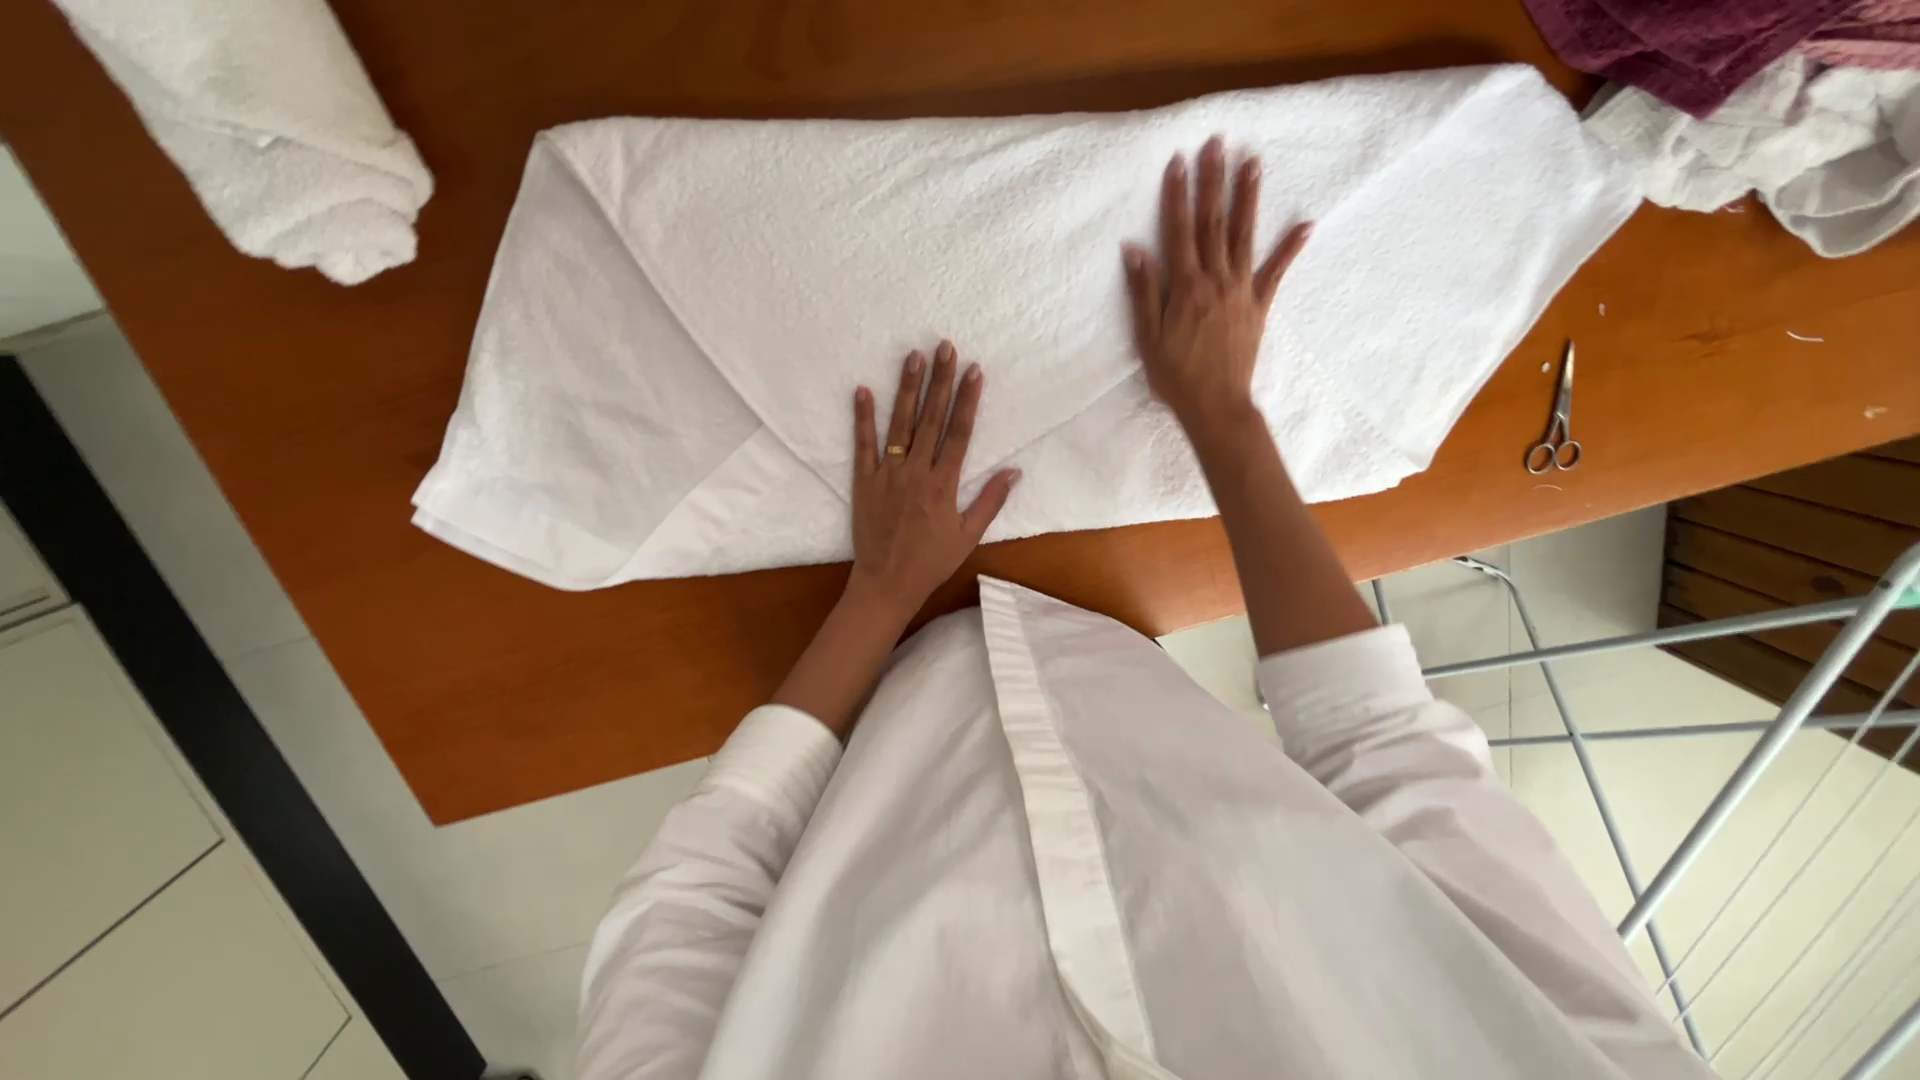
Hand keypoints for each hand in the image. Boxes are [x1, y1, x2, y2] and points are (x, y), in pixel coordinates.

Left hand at [848, 341, 1019, 616]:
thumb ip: (990, 501)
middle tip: (945, 346)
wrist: (887, 583)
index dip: (968, 400)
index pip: (959, 433)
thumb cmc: (931, 562)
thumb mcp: (968, 535)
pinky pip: (863, 445)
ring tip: (913, 356)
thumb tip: (1014, 471)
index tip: (974, 371)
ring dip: (907, 388)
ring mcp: (888, 475)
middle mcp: (917, 474)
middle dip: (940, 381)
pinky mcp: (864, 482)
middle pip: (931, 419)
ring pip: (900, 425)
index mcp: (944, 485)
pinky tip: (863, 389)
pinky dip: (863, 417)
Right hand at [1122, 136, 1310, 430]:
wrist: (1216, 405)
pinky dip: (1291, 247)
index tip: (1178, 161)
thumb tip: (1135, 249)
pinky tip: (1307, 223)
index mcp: (1185, 287)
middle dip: (1214, 180)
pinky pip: (1277, 271)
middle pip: (1213, 222)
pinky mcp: (1259, 305)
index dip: (1177, 195)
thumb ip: (1143, 292)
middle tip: (1218, 143)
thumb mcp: (1147, 337)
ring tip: (1253, 162)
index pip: (1179, 230)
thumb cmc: (1175, 376)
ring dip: (1247, 197)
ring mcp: (1241, 290)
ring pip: (1244, 235)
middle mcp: (1215, 280)